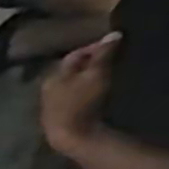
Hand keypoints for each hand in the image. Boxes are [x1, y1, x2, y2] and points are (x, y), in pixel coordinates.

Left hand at [39, 32, 120, 153]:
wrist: (72, 135)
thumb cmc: (82, 100)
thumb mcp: (96, 73)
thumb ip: (104, 53)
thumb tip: (114, 33)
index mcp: (54, 75)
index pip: (76, 53)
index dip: (97, 46)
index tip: (118, 44)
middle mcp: (50, 86)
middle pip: (75, 67)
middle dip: (96, 61)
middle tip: (119, 57)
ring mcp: (54, 102)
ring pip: (77, 80)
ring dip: (94, 74)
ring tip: (115, 71)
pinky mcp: (63, 112)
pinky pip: (78, 92)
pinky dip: (91, 86)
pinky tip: (104, 88)